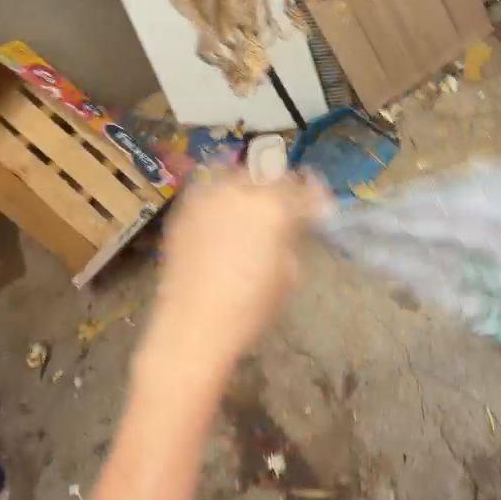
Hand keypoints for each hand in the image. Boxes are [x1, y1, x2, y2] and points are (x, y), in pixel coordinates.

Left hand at [136, 172, 328, 388]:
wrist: (193, 324)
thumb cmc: (250, 307)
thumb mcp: (288, 273)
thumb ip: (291, 237)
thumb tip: (290, 225)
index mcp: (274, 207)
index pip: (302, 188)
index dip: (314, 194)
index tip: (316, 203)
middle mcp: (241, 191)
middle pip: (266, 176)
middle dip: (277, 189)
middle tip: (279, 208)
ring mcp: (208, 196)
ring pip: (232, 175)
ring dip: (244, 186)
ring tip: (246, 205)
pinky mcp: (183, 209)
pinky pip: (206, 191)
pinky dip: (217, 197)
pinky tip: (219, 217)